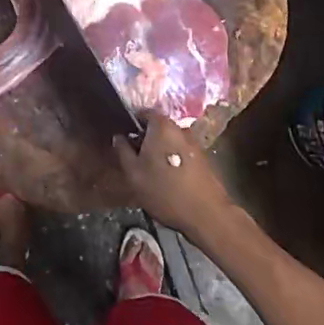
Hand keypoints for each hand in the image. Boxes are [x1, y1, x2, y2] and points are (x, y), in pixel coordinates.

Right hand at [112, 116, 238, 236]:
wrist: (204, 212)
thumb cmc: (163, 190)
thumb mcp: (133, 174)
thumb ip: (123, 151)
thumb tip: (119, 136)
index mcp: (162, 126)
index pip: (144, 112)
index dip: (132, 122)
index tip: (124, 137)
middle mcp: (180, 128)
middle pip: (159, 127)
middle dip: (146, 138)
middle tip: (134, 157)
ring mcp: (194, 142)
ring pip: (171, 140)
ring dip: (160, 150)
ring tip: (150, 170)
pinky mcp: (203, 157)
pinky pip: (181, 152)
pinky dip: (173, 158)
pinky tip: (168, 177)